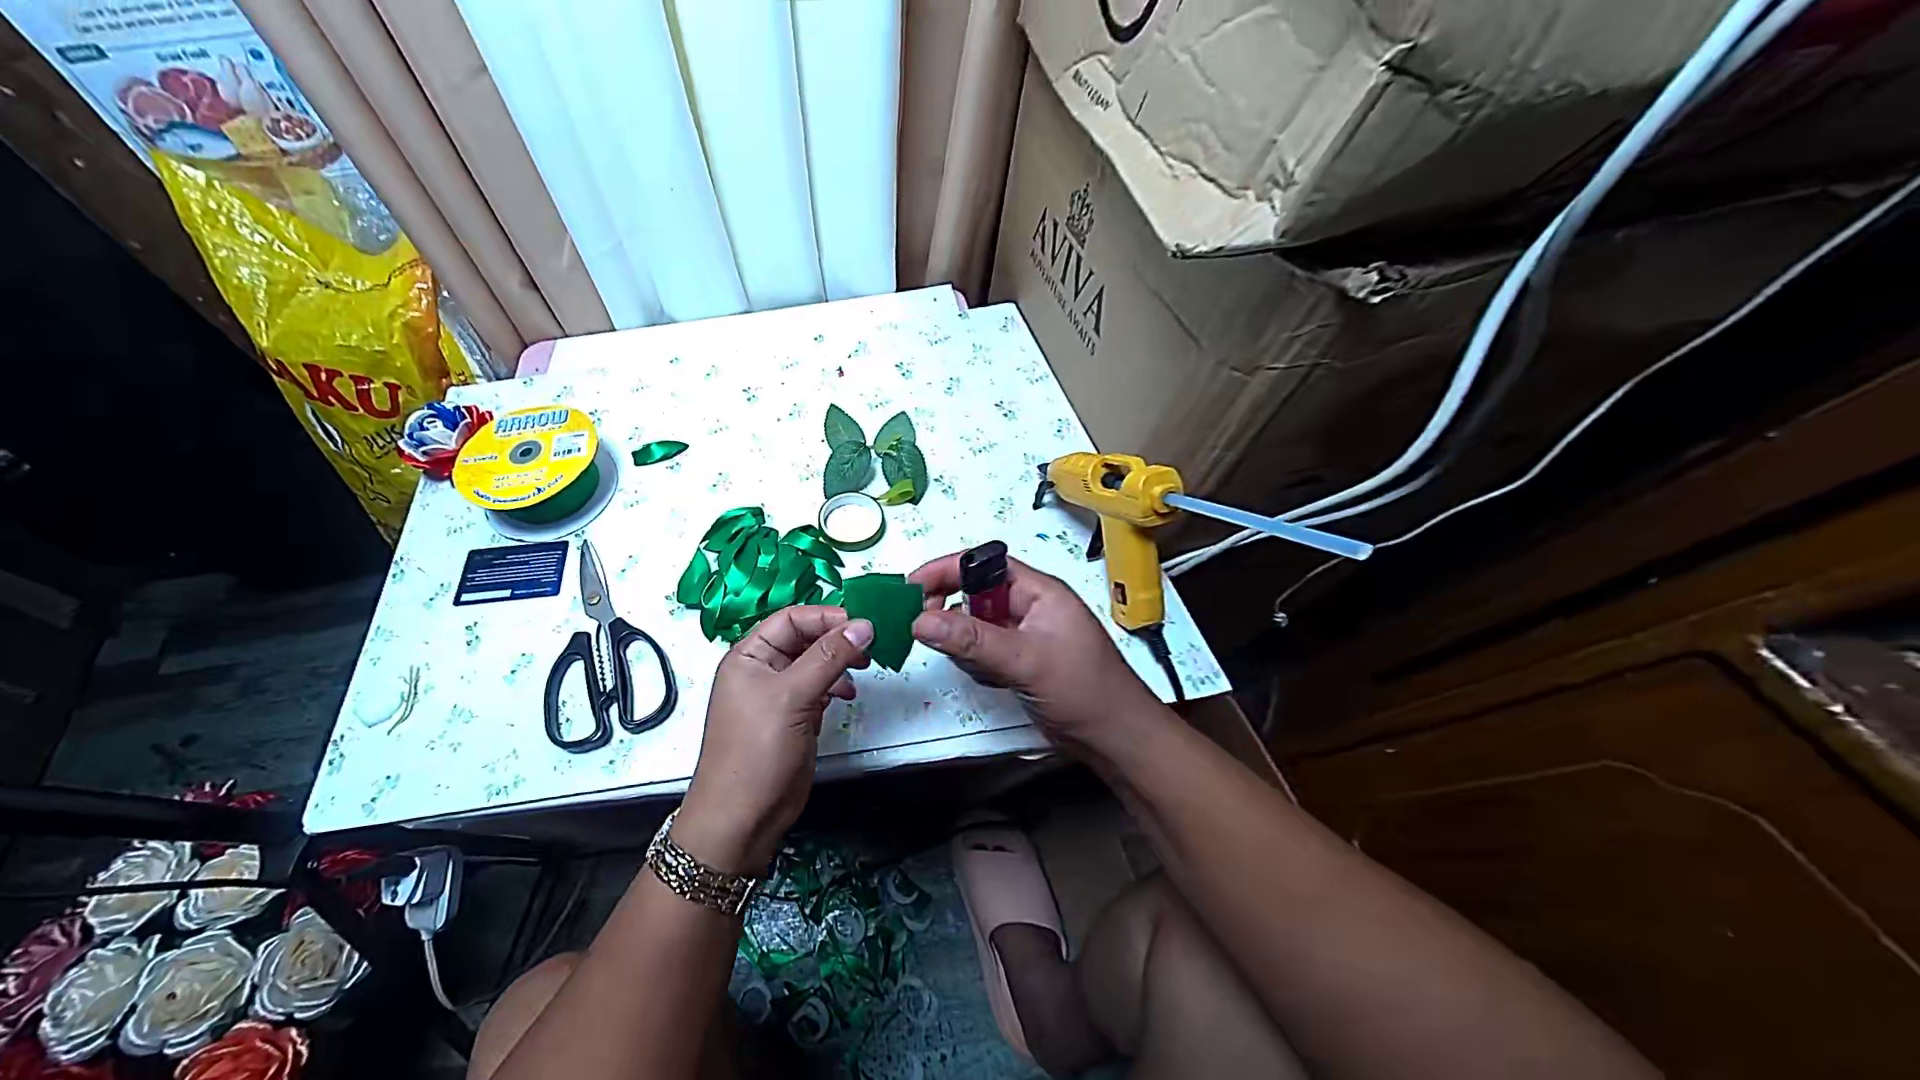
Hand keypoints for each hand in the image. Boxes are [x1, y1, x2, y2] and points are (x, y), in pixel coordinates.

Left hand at [678, 607, 871, 873]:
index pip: (791, 619)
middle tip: (869, 645)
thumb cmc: (756, 751)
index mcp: (749, 655)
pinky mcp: (796, 716)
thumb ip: (829, 657)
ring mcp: (780, 695)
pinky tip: (847, 694)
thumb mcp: (793, 696)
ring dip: (840, 662)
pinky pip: (820, 687)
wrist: (743, 817)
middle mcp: (763, 669)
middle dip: (837, 639)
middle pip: (806, 638)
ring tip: (863, 669)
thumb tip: (863, 625)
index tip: (862, 623)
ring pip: (816, 663)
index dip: (826, 617)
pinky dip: (837, 685)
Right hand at [907, 553, 1164, 755]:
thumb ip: (972, 640)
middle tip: (927, 628)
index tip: (914, 587)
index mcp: (1039, 591)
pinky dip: (976, 662)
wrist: (1113, 738)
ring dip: (965, 643)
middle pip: (974, 594)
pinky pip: (983, 651)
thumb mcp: (1025, 660)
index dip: (947, 570)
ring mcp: (1024, 635)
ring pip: (975, 626)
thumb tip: (924, 620)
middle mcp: (1029, 608)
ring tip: (980, 665)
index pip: (983, 564)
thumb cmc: (1088, 691)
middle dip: (951, 610)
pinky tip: (991, 679)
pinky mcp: (1019, 661)